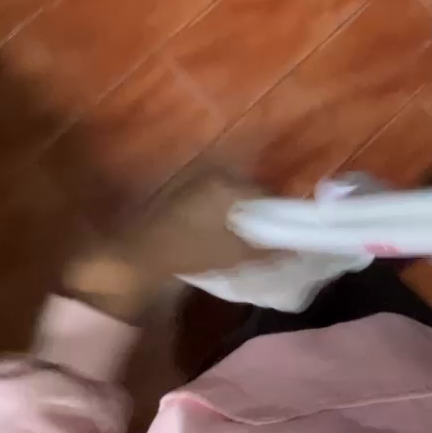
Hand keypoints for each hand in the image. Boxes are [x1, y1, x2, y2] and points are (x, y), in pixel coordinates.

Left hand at [60, 171, 268, 323]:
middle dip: (259, 215)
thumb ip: (268, 252)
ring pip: (229, 197)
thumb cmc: (187, 253)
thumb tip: (297, 251)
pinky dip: (220, 216)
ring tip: (242, 242)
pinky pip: (212, 201)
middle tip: (263, 240)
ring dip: (239, 216)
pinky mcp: (178, 193)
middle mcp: (211, 173)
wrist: (134, 259)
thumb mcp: (233, 256)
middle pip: (248, 193)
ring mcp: (192, 181)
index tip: (284, 235)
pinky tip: (218, 238)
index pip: (267, 194)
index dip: (279, 216)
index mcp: (228, 182)